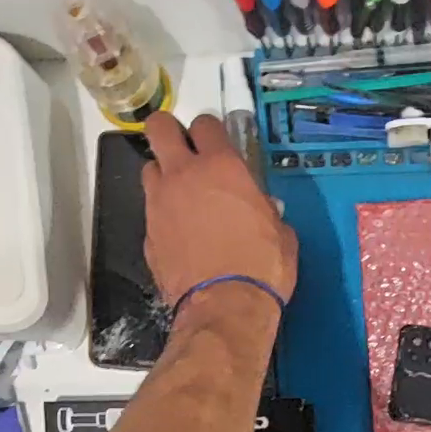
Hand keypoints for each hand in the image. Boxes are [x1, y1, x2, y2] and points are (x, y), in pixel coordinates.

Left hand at [141, 112, 297, 307]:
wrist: (226, 307)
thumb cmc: (263, 268)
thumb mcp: (282, 235)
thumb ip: (267, 212)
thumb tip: (264, 210)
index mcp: (222, 168)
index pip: (206, 124)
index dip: (211, 133)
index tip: (218, 147)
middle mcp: (183, 175)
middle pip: (159, 127)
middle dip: (170, 133)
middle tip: (184, 152)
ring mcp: (159, 203)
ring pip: (149, 168)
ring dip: (164, 176)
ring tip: (182, 199)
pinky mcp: (148, 234)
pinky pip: (152, 213)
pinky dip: (164, 218)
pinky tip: (181, 237)